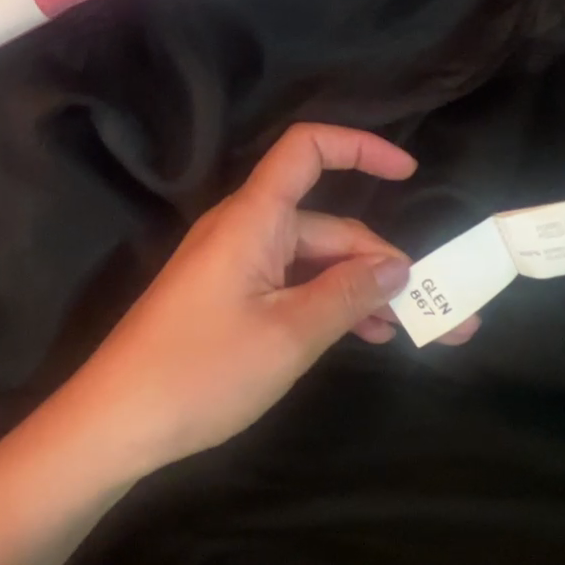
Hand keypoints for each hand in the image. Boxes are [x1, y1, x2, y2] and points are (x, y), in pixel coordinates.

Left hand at [60, 124, 468, 472]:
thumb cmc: (201, 370)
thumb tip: (397, 266)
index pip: (306, 149)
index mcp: (253, 217)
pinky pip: (289, 282)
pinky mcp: (228, 293)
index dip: (358, 147)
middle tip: (446, 314)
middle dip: (385, 261)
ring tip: (418, 332)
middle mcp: (244, 228)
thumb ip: (346, 295)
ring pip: (312, 260)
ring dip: (362, 289)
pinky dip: (328, 302)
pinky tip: (366, 335)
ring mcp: (234, 262)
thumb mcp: (288, 336)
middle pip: (325, 224)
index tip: (409, 174)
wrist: (119, 416)